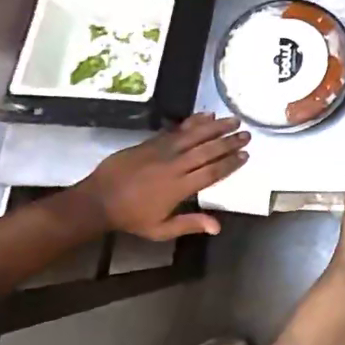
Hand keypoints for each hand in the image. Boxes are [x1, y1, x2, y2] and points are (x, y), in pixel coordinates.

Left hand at [72, 113, 249, 238]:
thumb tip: (218, 227)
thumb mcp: (160, 229)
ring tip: (233, 119)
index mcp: (179, 188)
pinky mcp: (152, 142)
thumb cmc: (131, 217)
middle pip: (208, 150)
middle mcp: (175, 166)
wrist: (98, 200)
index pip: (211, 172)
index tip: (245, 155)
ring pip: (195, 135)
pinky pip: (177, 129)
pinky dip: (193, 121)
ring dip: (216, 127)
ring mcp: (163, 151)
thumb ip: (189, 224)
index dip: (230, 163)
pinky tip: (206, 115)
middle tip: (247, 134)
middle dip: (229, 142)